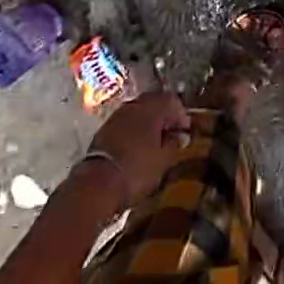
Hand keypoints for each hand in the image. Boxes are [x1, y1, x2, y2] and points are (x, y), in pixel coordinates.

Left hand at [84, 90, 190, 206]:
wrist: (97, 183)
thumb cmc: (136, 169)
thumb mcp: (163, 160)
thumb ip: (174, 144)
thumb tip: (180, 136)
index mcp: (152, 107)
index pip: (172, 100)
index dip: (182, 115)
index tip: (186, 131)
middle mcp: (134, 105)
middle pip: (155, 102)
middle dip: (165, 116)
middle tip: (172, 134)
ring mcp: (117, 115)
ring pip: (139, 112)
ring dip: (149, 123)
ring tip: (156, 143)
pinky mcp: (105, 129)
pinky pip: (126, 123)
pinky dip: (135, 130)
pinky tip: (137, 147)